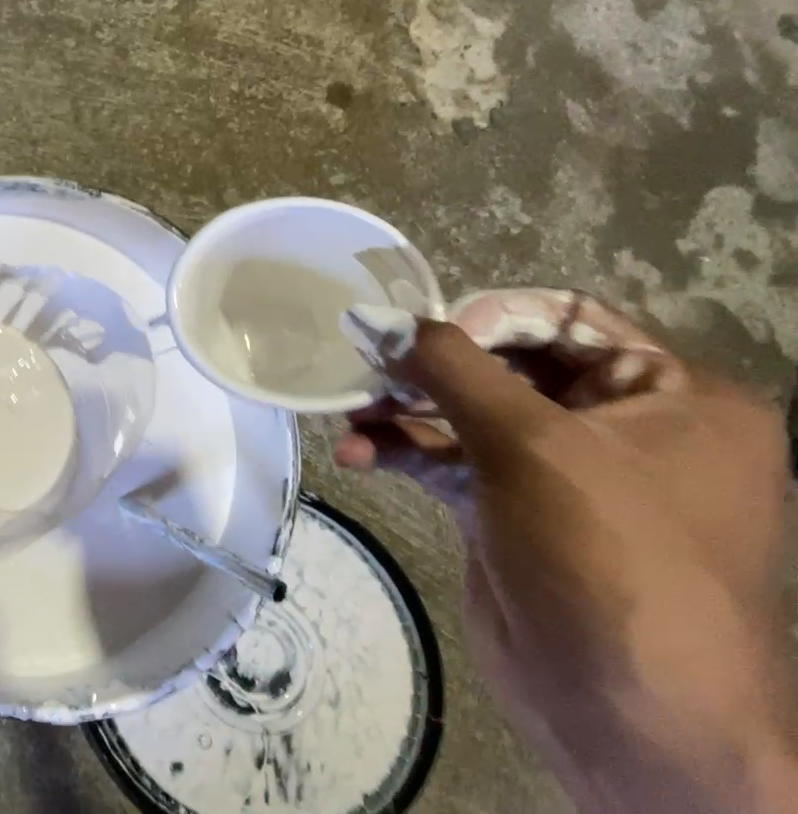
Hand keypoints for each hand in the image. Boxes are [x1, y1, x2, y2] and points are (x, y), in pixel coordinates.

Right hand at [336, 289, 797, 812]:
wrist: (625, 708)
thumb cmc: (608, 556)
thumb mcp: (530, 445)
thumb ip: (447, 369)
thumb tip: (371, 316)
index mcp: (673, 396)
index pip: (566, 320)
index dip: (486, 318)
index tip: (418, 337)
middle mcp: (623, 426)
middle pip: (507, 364)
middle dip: (429, 369)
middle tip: (366, 372)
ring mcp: (562, 472)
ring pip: (467, 413)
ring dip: (402, 412)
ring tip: (351, 420)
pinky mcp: (509, 508)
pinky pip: (448, 459)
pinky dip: (401, 452)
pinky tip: (358, 457)